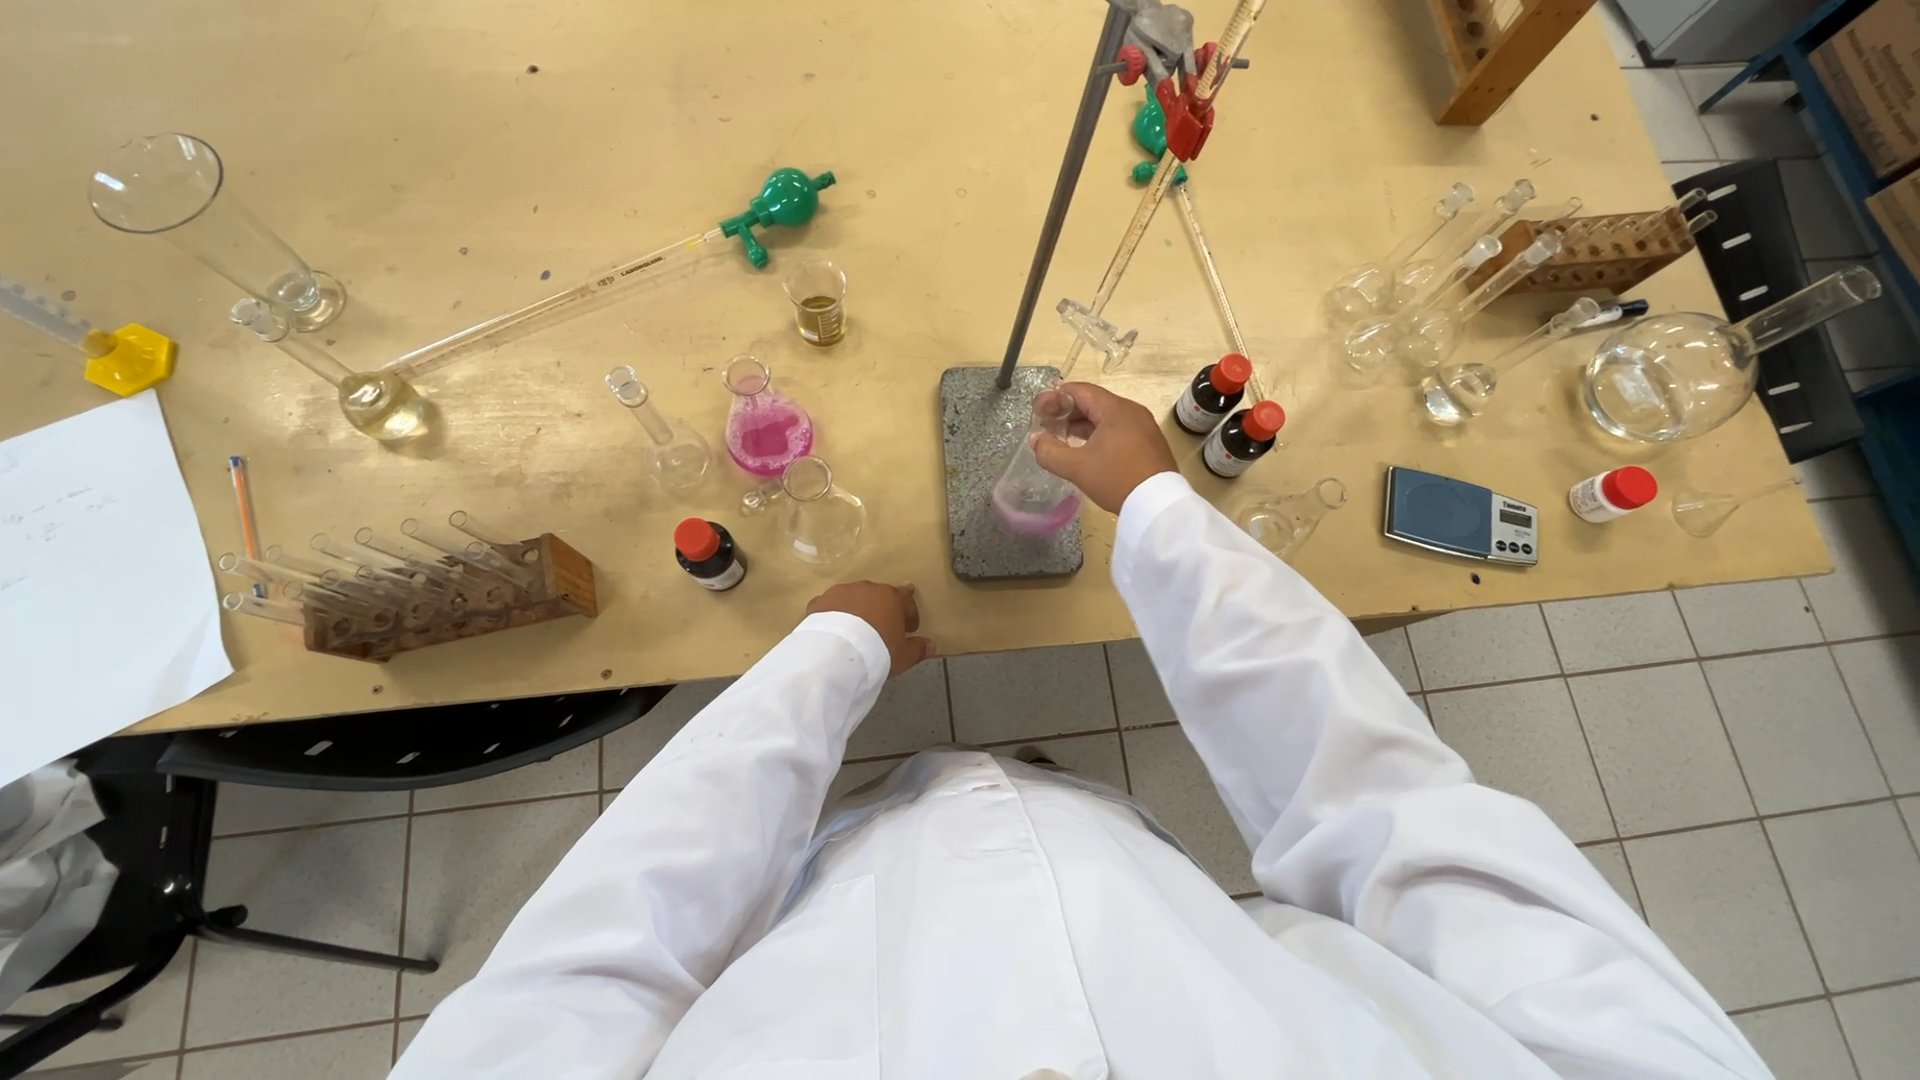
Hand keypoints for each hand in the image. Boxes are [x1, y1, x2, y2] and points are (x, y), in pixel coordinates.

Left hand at [805, 581, 936, 676]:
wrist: (836, 653)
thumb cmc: (878, 651)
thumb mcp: (903, 656)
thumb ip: (918, 649)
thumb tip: (932, 646)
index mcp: (890, 597)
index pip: (905, 597)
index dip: (909, 612)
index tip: (910, 627)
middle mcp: (865, 588)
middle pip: (877, 596)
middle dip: (881, 610)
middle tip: (882, 629)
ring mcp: (840, 593)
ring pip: (852, 599)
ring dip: (856, 611)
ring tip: (856, 631)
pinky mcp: (819, 602)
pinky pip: (830, 607)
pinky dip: (833, 615)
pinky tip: (833, 630)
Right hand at [1029, 382, 1177, 512]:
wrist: (1158, 505)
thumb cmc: (1116, 479)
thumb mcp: (1077, 468)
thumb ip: (1050, 452)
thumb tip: (1036, 440)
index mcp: (1115, 409)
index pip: (1079, 391)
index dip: (1055, 397)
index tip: (1038, 411)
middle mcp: (1132, 411)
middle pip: (1093, 402)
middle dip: (1067, 412)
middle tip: (1047, 425)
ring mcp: (1143, 427)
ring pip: (1106, 418)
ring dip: (1082, 425)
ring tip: (1062, 438)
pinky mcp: (1149, 444)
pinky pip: (1119, 430)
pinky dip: (1099, 434)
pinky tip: (1087, 451)